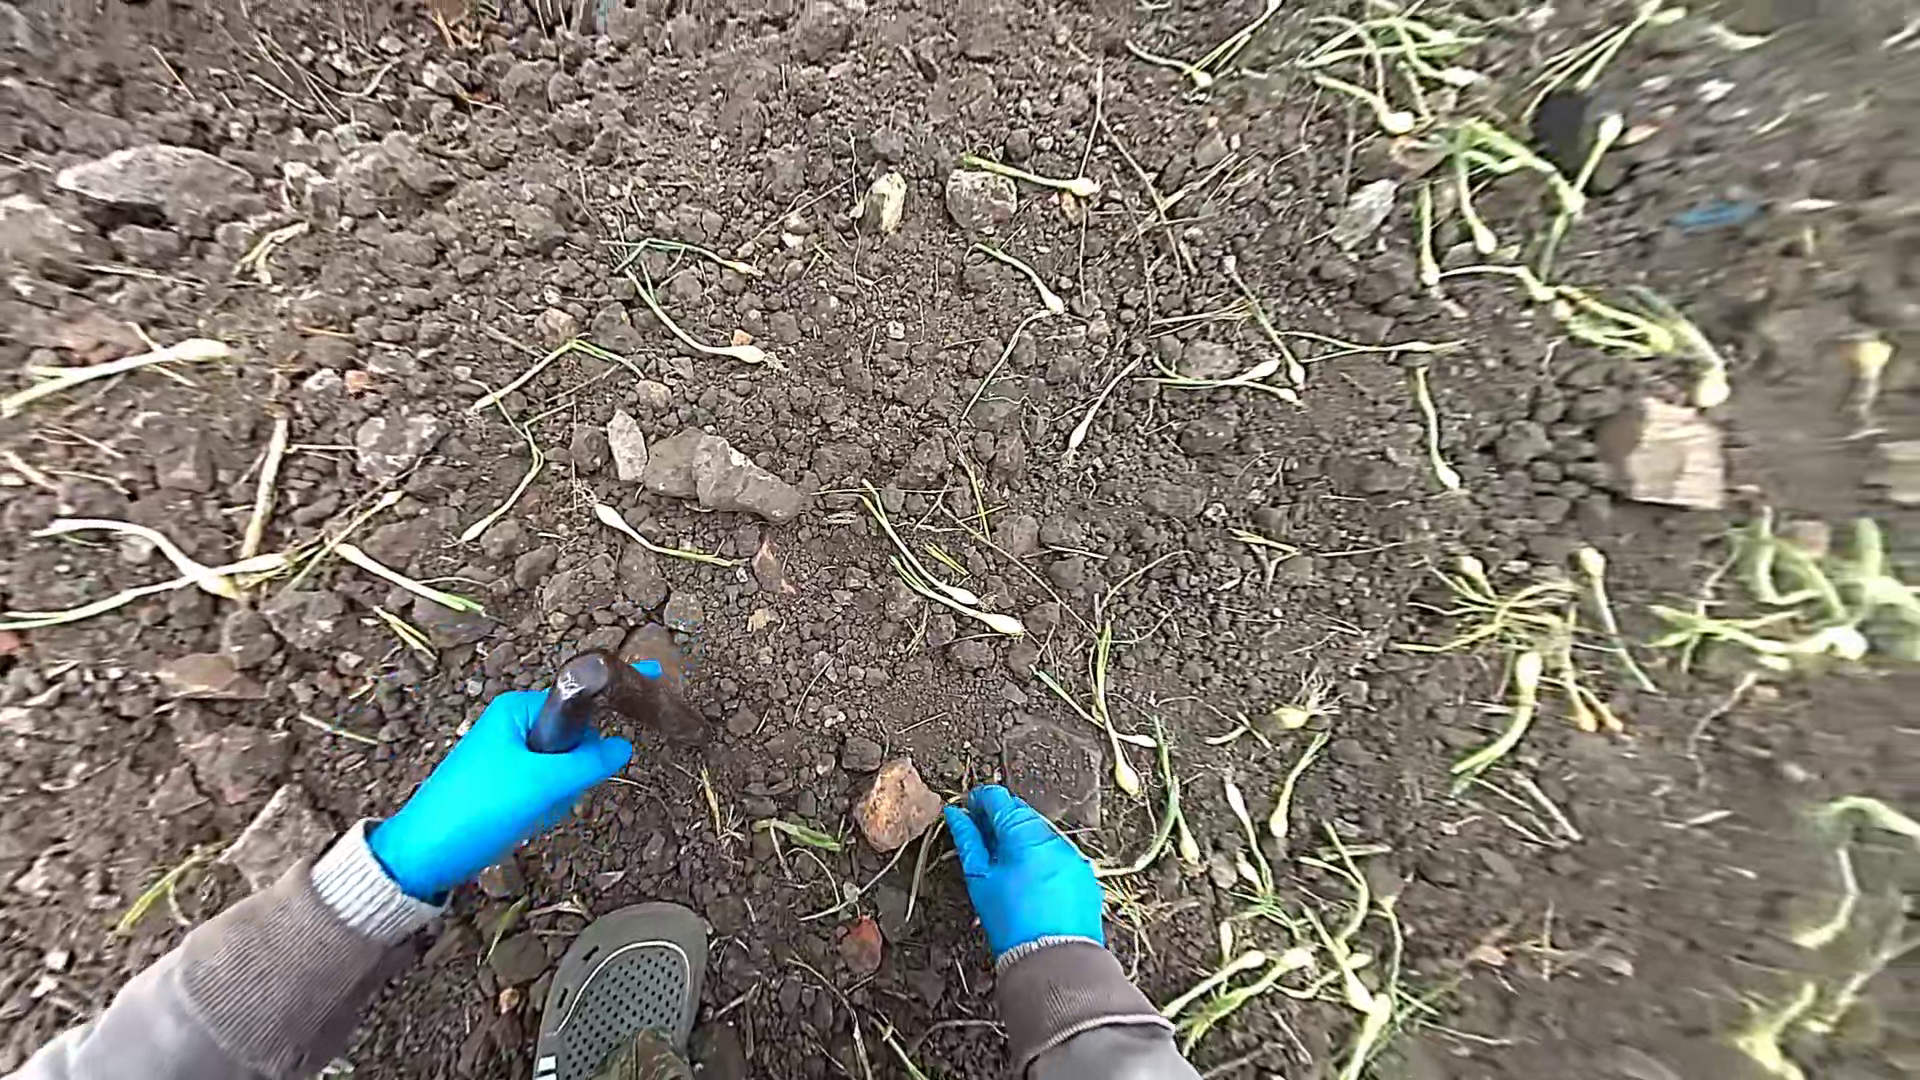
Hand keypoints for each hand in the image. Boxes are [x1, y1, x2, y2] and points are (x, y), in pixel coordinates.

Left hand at [369, 688, 633, 899]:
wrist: (418, 862)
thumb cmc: (475, 810)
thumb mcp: (542, 783)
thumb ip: (591, 761)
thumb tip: (625, 747)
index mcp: (518, 709)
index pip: (581, 694)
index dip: (618, 690)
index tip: (658, 674)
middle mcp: (516, 724)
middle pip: (579, 734)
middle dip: (578, 766)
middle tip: (561, 788)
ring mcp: (513, 752)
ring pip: (567, 763)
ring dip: (562, 790)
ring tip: (535, 809)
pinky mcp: (510, 779)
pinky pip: (551, 781)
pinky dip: (549, 801)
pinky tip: (530, 818)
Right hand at [944, 785, 1103, 957]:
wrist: (1055, 965)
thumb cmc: (1012, 924)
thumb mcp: (980, 878)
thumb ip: (967, 839)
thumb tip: (956, 815)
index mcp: (1025, 832)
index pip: (998, 798)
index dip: (979, 800)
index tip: (969, 810)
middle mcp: (1053, 836)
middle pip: (1020, 812)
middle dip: (999, 820)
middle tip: (981, 838)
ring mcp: (1071, 854)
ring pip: (1039, 832)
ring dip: (1020, 839)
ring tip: (1004, 864)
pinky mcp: (1083, 873)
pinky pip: (1057, 853)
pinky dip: (1041, 857)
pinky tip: (1028, 879)